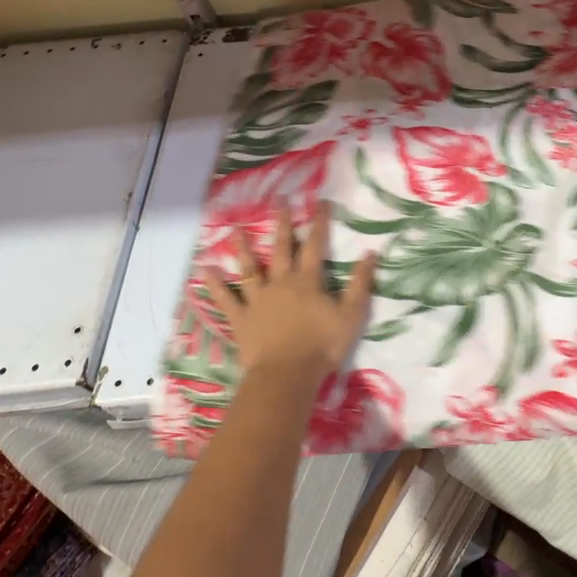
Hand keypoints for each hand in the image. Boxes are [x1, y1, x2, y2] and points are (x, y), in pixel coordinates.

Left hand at [203, 202, 376, 387]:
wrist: (287, 375)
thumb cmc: (322, 346)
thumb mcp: (351, 315)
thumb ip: (360, 284)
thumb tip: (370, 253)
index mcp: (308, 281)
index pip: (316, 245)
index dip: (319, 223)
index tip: (321, 202)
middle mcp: (281, 283)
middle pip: (282, 249)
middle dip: (283, 225)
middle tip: (279, 202)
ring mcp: (258, 300)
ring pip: (250, 269)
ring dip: (243, 248)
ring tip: (235, 229)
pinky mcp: (241, 319)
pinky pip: (226, 299)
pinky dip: (215, 285)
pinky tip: (206, 270)